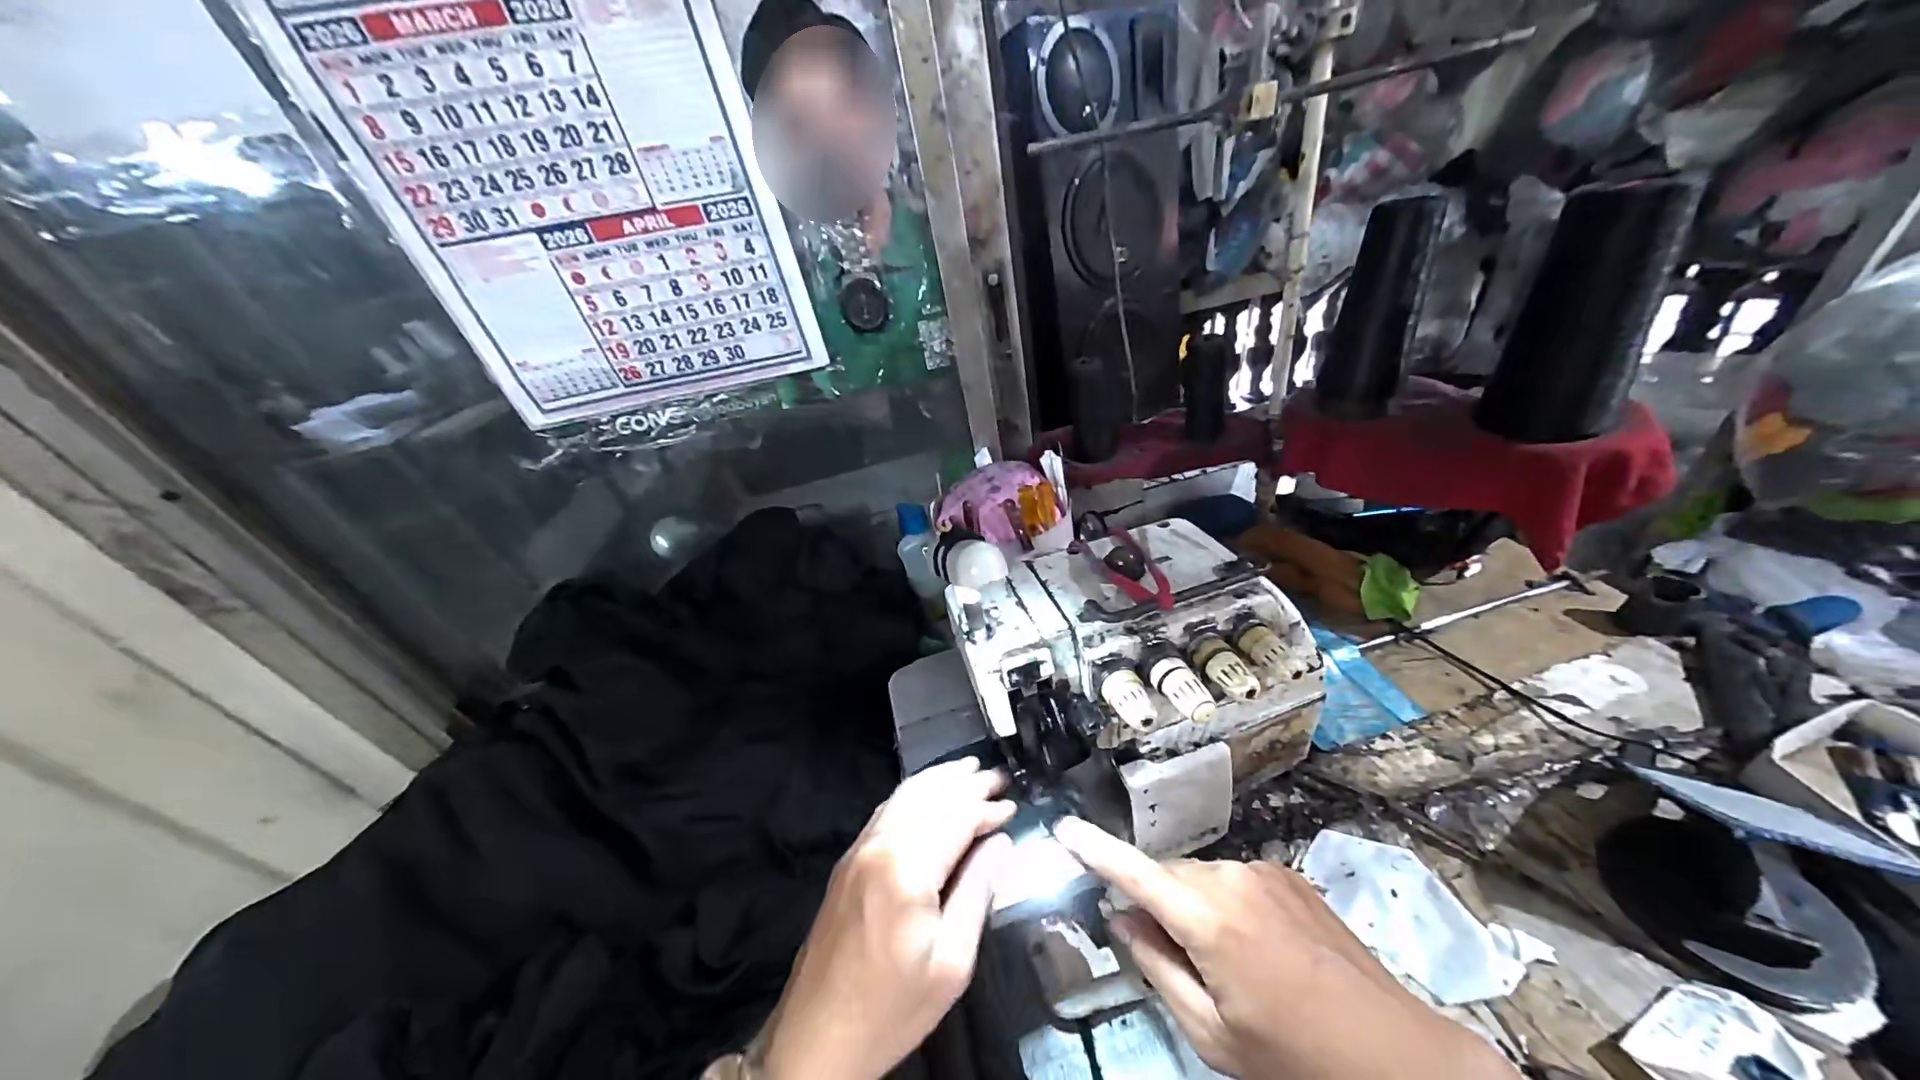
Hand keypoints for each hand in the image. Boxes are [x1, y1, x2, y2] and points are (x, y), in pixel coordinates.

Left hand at [760, 758, 1015, 1079]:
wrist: (816, 1038)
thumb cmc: (892, 1008)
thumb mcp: (951, 962)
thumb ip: (978, 892)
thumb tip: (1000, 843)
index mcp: (906, 869)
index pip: (955, 816)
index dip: (985, 806)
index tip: (1012, 803)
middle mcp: (878, 846)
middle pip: (928, 796)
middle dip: (965, 782)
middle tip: (997, 775)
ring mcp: (857, 851)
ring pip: (903, 797)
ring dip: (938, 781)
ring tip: (967, 772)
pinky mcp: (846, 863)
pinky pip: (885, 812)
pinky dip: (913, 795)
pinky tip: (928, 797)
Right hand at [1053, 817, 1517, 1079]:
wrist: (1398, 1053)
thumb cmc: (1294, 1056)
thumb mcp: (1211, 1032)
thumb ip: (1156, 967)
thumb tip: (1124, 918)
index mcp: (1208, 919)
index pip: (1134, 872)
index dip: (1094, 849)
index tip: (1063, 828)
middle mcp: (1231, 877)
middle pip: (1167, 876)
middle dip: (1156, 903)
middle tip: (1171, 956)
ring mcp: (1264, 870)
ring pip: (1199, 876)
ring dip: (1192, 904)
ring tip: (1225, 961)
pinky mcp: (1288, 873)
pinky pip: (1234, 879)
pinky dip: (1225, 902)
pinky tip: (1257, 948)